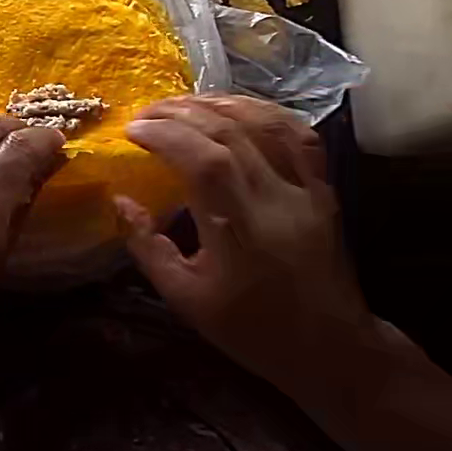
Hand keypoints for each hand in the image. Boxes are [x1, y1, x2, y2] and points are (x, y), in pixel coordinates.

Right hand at [117, 96, 405, 394]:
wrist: (331, 348)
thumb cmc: (248, 327)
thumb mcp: (182, 295)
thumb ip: (146, 245)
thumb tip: (120, 199)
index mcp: (238, 230)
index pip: (204, 161)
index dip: (165, 135)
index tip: (131, 130)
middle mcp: (277, 201)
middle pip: (231, 134)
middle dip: (181, 113)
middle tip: (145, 112)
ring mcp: (307, 192)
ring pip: (268, 125)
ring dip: (220, 104)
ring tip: (183, 102)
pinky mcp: (325, 190)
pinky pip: (300, 137)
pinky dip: (265, 113)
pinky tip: (235, 109)